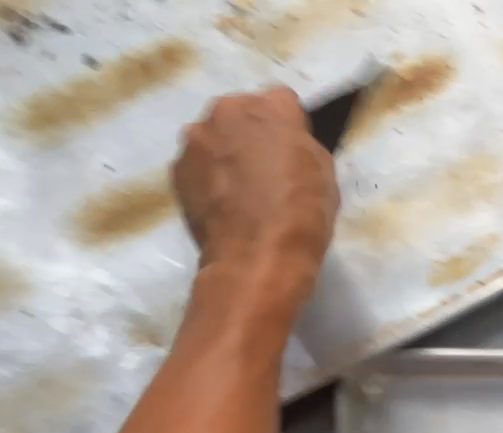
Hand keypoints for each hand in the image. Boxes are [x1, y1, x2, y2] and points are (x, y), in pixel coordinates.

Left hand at [172, 86, 338, 303]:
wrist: (257, 260)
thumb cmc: (302, 218)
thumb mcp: (325, 178)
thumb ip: (304, 149)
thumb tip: (289, 145)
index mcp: (267, 108)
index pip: (283, 101)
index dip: (292, 128)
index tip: (296, 154)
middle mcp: (224, 111)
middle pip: (242, 114)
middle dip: (253, 136)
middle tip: (268, 173)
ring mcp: (194, 140)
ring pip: (216, 138)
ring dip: (228, 155)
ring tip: (243, 194)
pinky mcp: (176, 170)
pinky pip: (198, 166)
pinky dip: (210, 180)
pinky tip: (225, 207)